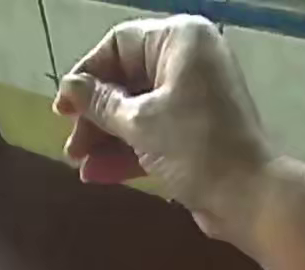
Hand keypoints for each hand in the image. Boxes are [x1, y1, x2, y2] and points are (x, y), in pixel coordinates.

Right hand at [53, 15, 274, 240]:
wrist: (243, 194)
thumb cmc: (194, 148)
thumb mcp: (140, 123)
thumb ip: (101, 104)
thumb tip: (69, 88)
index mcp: (178, 41)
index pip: (118, 45)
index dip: (86, 76)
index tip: (61, 109)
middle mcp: (185, 63)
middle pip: (125, 82)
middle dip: (94, 116)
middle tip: (71, 146)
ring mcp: (189, 101)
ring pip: (135, 113)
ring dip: (104, 139)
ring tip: (79, 164)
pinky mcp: (189, 136)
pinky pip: (149, 136)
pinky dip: (125, 154)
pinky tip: (97, 174)